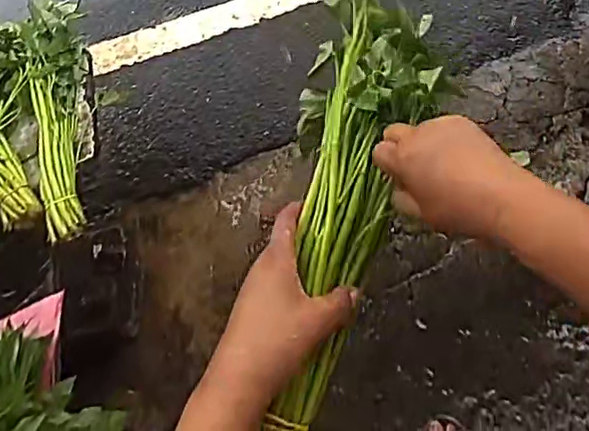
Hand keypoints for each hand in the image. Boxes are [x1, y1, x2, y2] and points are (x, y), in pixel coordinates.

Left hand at [199, 202, 357, 410]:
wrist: (234, 385)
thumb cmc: (275, 341)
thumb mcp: (318, 320)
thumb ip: (340, 302)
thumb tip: (354, 292)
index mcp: (277, 257)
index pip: (288, 218)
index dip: (304, 207)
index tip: (321, 204)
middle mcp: (261, 267)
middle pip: (286, 242)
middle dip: (311, 242)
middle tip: (335, 245)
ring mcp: (251, 290)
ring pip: (281, 267)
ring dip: (302, 269)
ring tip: (325, 279)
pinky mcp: (248, 312)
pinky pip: (274, 289)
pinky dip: (291, 289)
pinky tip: (305, 309)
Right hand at [372, 116, 542, 240]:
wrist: (500, 194)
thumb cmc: (457, 210)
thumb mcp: (421, 214)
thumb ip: (402, 196)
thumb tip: (401, 185)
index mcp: (403, 157)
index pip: (379, 151)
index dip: (388, 165)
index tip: (400, 178)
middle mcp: (417, 134)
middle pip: (394, 131)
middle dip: (400, 147)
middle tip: (417, 168)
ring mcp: (441, 123)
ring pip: (422, 129)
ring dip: (426, 142)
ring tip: (447, 164)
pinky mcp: (462, 121)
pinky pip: (444, 127)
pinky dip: (447, 138)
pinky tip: (463, 157)